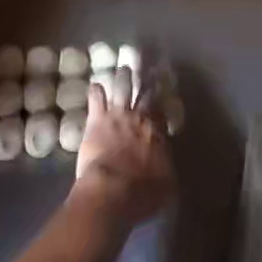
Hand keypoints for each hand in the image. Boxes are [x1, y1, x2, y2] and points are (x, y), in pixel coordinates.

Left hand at [71, 67, 173, 225]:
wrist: (112, 190)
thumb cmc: (142, 193)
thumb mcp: (166, 183)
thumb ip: (166, 164)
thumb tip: (165, 158)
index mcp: (157, 132)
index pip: (161, 110)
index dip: (161, 100)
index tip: (162, 91)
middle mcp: (140, 118)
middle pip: (145, 94)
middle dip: (146, 82)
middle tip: (147, 71)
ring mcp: (117, 115)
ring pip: (123, 87)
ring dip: (123, 77)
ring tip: (123, 69)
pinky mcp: (97, 119)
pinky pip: (96, 98)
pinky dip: (96, 91)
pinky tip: (95, 85)